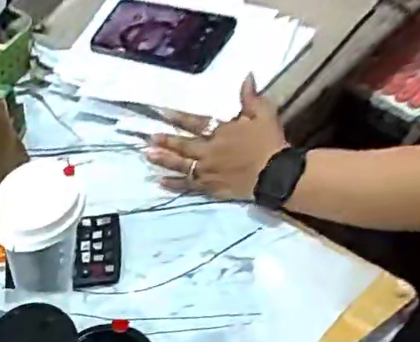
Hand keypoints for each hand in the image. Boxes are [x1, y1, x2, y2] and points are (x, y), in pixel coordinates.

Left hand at [143, 76, 288, 201]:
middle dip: (165, 142)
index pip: (196, 123)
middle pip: (183, 146)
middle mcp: (209, 152)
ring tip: (148, 156)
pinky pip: (186, 185)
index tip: (162, 114)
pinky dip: (172, 184)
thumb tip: (246, 77)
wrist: (272, 173)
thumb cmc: (269, 141)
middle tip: (149, 139)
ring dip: (163, 161)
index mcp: (221, 132)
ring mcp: (205, 171)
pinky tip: (160, 182)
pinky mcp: (206, 187)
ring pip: (180, 165)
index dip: (178, 118)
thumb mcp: (264, 113)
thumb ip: (251, 98)